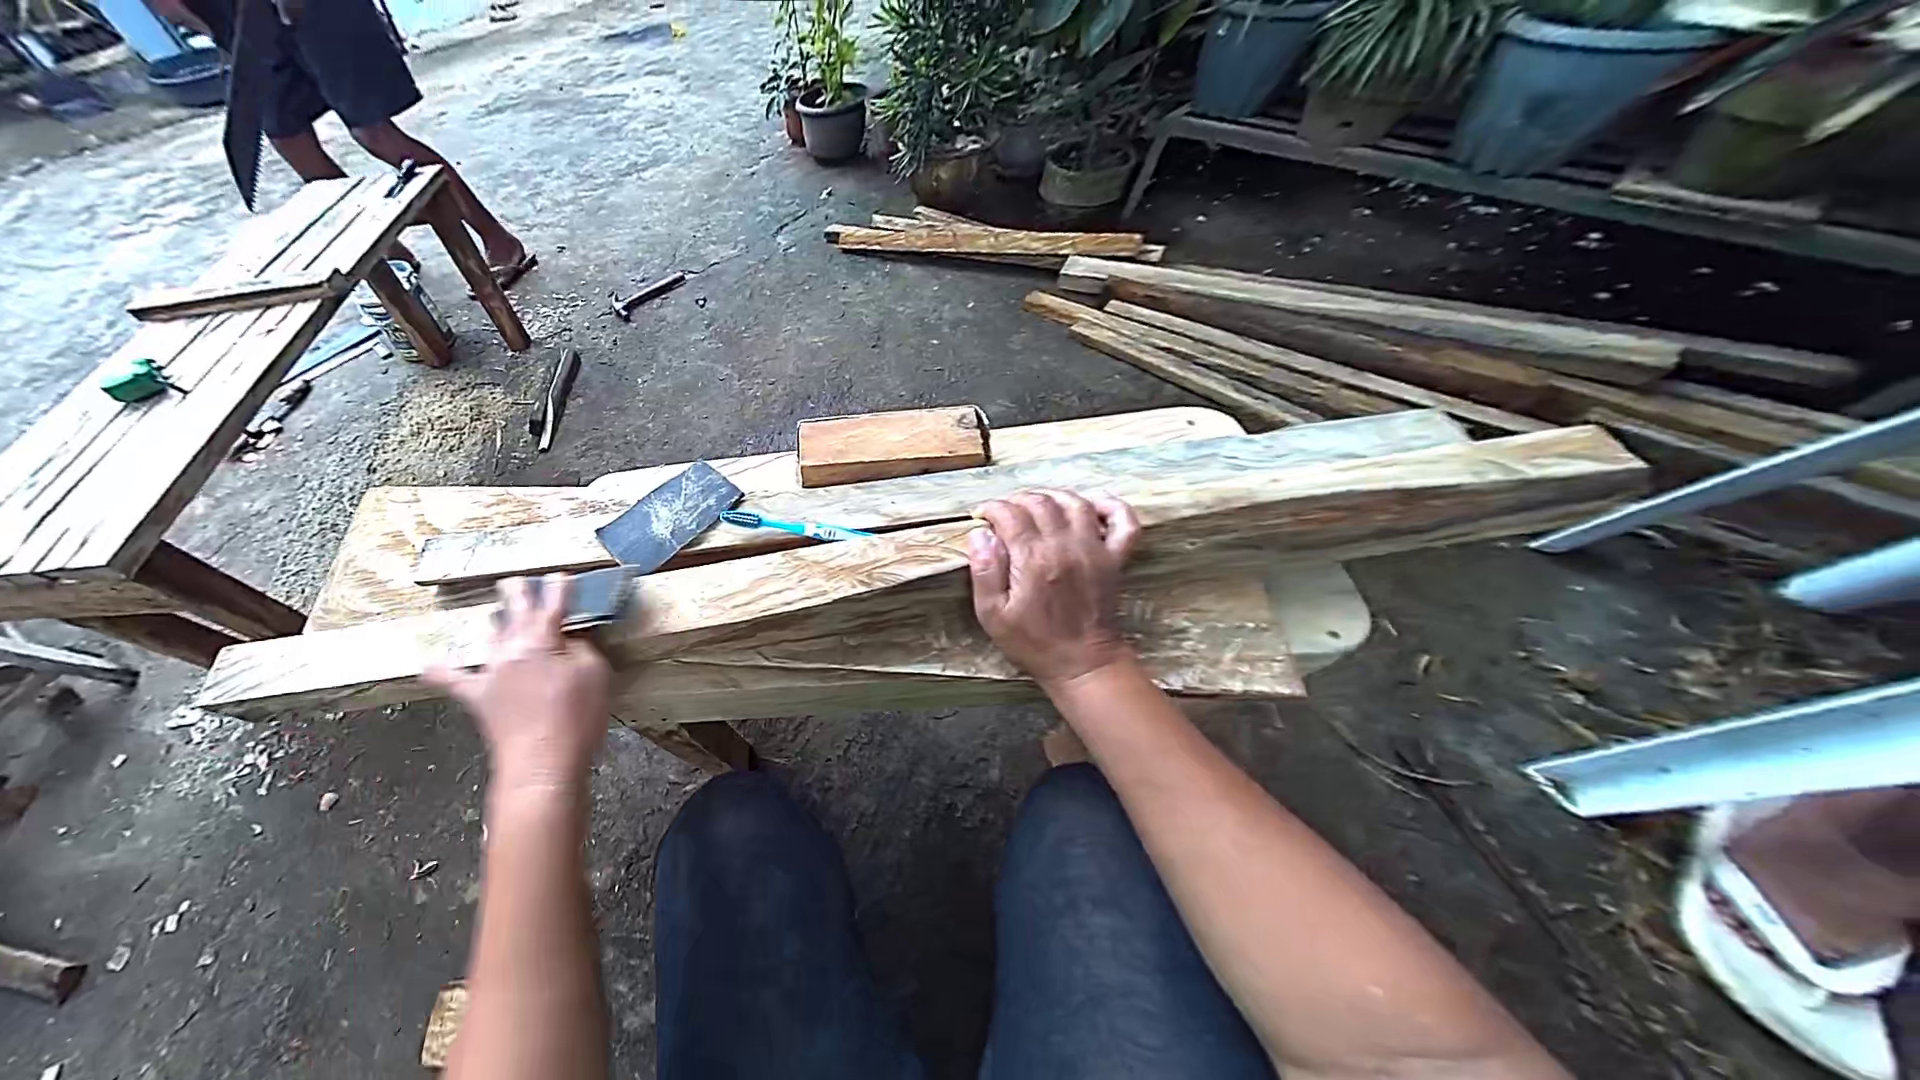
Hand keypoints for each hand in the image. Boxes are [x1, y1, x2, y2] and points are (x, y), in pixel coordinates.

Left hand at [427, 575, 611, 793]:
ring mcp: (491, 671)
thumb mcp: (597, 673)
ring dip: (495, 622)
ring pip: (489, 635)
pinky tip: (430, 662)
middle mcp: (511, 648)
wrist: (543, 762)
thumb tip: (568, 639)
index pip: (554, 604)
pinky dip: (442, 669)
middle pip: (514, 611)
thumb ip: (582, 648)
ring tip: (496, 612)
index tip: (561, 575)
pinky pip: (451, 679)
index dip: (559, 588)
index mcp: (543, 639)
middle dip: (518, 592)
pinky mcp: (477, 696)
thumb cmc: (577, 717)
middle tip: (518, 581)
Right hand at [969, 489, 1141, 687]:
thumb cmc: (1033, 643)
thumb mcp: (992, 615)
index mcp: (1033, 560)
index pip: (1010, 514)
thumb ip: (984, 571)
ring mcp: (1095, 550)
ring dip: (1053, 496)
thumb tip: (980, 533)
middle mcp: (1065, 547)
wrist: (1082, 664)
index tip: (984, 516)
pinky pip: (1123, 521)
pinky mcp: (1115, 558)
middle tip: (1006, 512)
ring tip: (1038, 505)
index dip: (992, 509)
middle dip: (1018, 500)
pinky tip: (1093, 503)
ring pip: (1075, 502)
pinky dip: (1111, 505)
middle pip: (1041, 502)